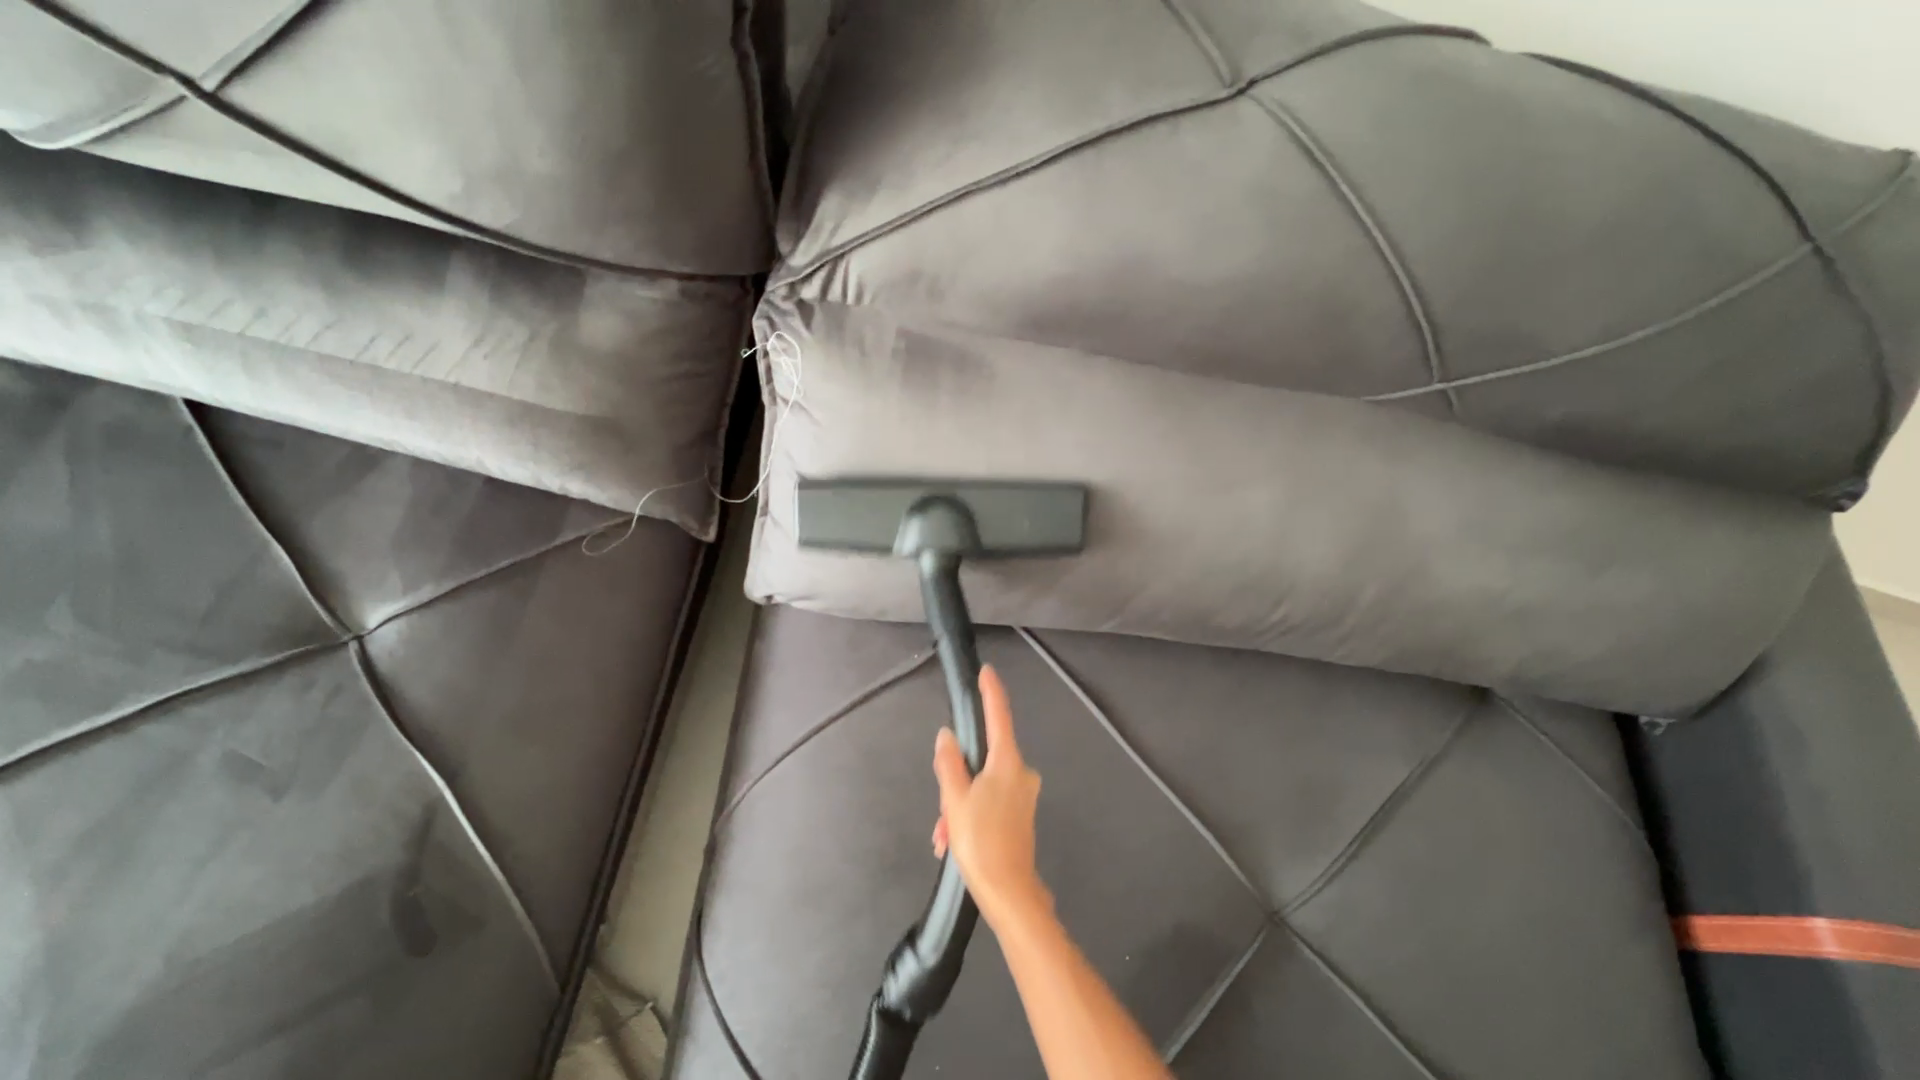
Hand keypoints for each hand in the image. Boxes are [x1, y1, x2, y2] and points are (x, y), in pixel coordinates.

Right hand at [932, 665, 1048, 922]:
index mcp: (1008, 763)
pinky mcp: (1020, 815)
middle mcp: (1021, 773)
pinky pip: (988, 804)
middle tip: (942, 814)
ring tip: (946, 837)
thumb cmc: (981, 841)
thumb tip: (947, 736)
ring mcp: (1022, 795)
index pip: (999, 716)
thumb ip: (950, 764)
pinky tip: (954, 843)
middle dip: (955, 784)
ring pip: (980, 787)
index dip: (991, 692)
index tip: (987, 671)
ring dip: (957, 808)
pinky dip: (969, 818)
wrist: (1009, 892)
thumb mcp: (955, 800)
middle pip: (981, 760)